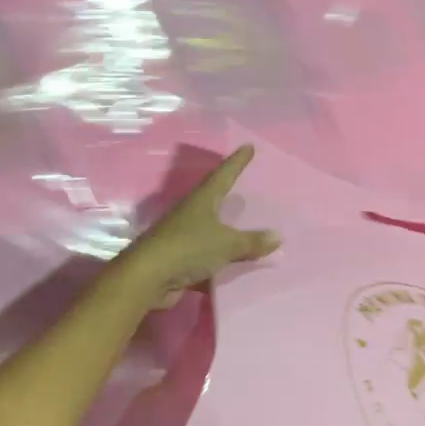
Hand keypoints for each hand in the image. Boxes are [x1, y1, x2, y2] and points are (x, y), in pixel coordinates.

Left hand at [118, 145, 280, 309]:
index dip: (237, 162)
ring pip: (211, 232)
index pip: (223, 175)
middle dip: (230, 195)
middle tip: (248, 188)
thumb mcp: (225, 244)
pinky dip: (221, 262)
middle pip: (214, 201)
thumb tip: (277, 236)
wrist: (147, 279)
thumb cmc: (187, 249)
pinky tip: (236, 266)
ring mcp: (182, 238)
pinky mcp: (178, 261)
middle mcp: (190, 215)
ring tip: (248, 230)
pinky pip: (207, 259)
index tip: (248, 147)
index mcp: (201, 200)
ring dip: (227, 232)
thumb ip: (251, 241)